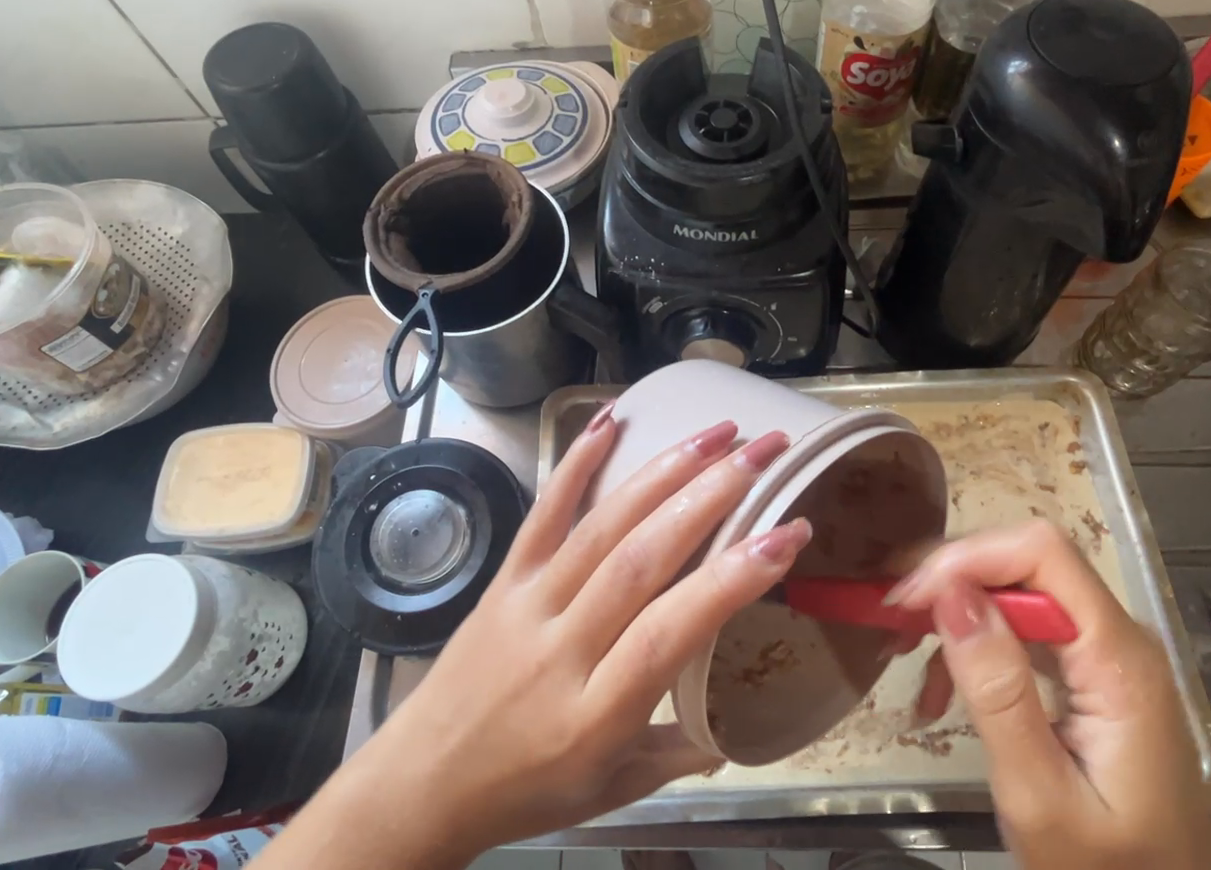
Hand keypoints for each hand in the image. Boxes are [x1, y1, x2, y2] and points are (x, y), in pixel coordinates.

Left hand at [259, 409, 810, 869]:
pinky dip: (577, 463)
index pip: (670, 632)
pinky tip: (612, 420)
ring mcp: (528, 603)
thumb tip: (740, 720)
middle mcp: (562, 647)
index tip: (789, 534)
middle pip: (640, 559)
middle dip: (710, 497)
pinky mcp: (504, 578)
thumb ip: (682, 752)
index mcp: (595, 712)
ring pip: (602, 527)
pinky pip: (543, 513)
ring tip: (717, 433)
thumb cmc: (527, 790)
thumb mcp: (613, 789)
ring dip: (663, 472)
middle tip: (765, 452)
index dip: (732, 580)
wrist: (421, 780)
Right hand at [886, 521, 1210, 869]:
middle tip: (888, 619)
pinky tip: (937, 691)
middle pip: (1023, 561)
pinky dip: (968, 645)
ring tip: (900, 655)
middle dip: (948, 580)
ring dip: (950, 613)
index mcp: (1118, 658)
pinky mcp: (1086, 668)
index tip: (906, 599)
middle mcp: (1116, 634)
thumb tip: (949, 594)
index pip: (1041, 553)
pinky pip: (1017, 626)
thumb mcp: (1039, 794)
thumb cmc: (1108, 869)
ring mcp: (1102, 649)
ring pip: (1013, 588)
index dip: (966, 558)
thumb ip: (998, 692)